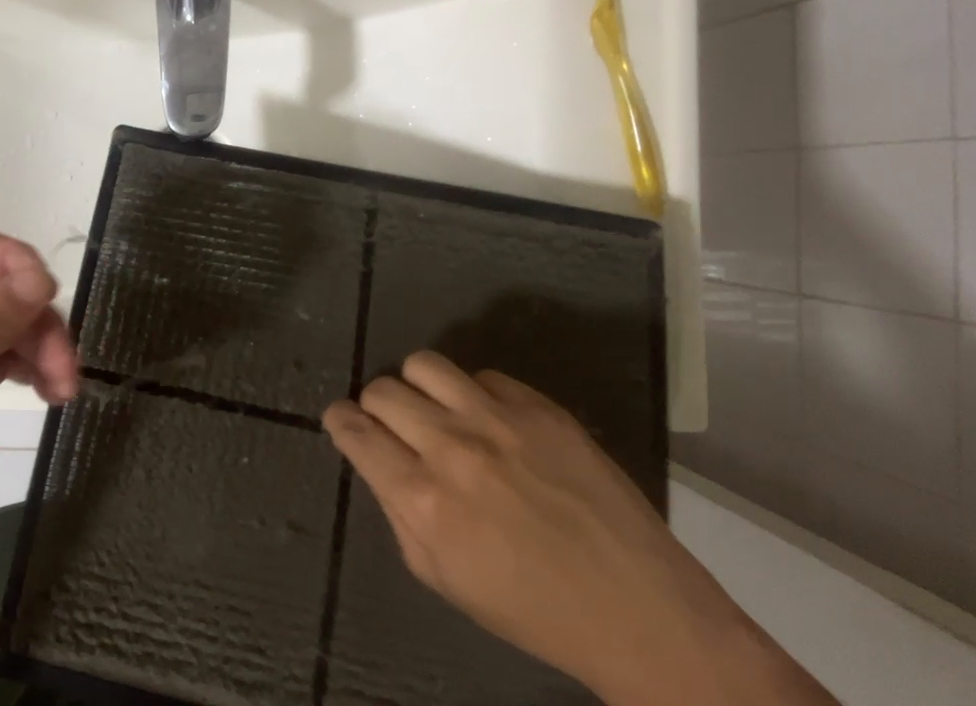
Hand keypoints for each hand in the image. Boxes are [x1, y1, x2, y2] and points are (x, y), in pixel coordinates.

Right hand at [323, 352, 832, 705]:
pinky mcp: (544, 410)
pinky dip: (473, 394)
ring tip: (433, 411)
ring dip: (416, 386)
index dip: (339, 422)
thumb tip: (381, 464)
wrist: (636, 609)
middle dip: (374, 407)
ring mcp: (501, 421)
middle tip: (390, 426)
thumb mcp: (439, 576)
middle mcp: (453, 448)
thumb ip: (398, 511)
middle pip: (382, 390)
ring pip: (425, 365)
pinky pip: (485, 376)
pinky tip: (489, 424)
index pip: (353, 430)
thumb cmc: (529, 608)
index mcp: (422, 498)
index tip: (342, 423)